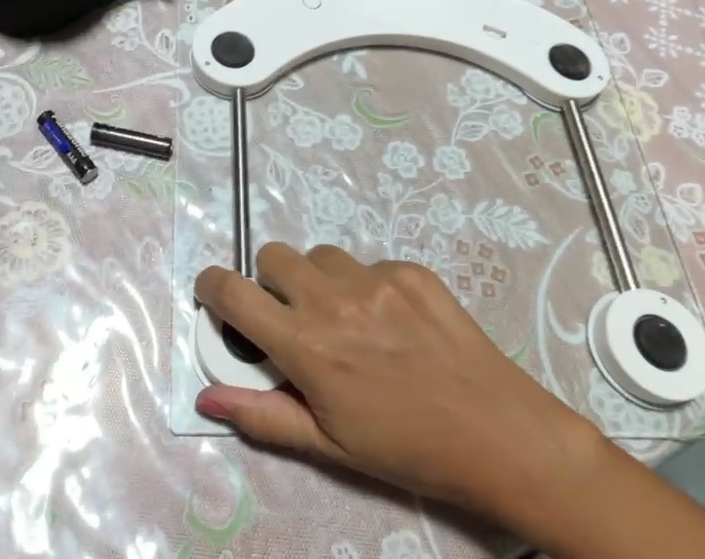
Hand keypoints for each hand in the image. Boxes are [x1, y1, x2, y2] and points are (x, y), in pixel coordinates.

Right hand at [195, 245, 610, 524]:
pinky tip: (393, 325)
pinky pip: (369, 264)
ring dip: (318, 280)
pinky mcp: (413, 271)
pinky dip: (366, 286)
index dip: (212, 288)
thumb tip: (205, 398)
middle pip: (274, 256)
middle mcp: (334, 301)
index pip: (233, 293)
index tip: (216, 298)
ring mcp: (377, 280)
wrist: (499, 434)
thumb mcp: (328, 445)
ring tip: (347, 322)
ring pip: (322, 255)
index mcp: (306, 346)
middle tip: (293, 320)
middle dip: (270, 283)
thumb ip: (261, 415)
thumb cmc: (407, 450)